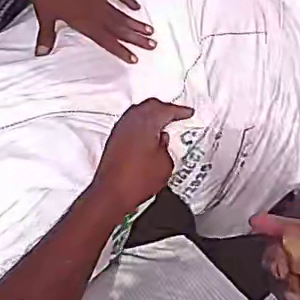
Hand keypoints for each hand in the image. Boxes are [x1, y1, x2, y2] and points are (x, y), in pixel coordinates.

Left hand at [31, 0, 155, 62]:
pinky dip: (127, 0)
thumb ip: (46, 35)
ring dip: (136, 24)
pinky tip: (135, 6)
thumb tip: (41, 52)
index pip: (107, 40)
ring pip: (121, 14)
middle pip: (120, 28)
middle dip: (136, 39)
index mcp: (85, 22)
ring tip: (149, 30)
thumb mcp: (45, 14)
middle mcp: (96, 12)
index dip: (120, 50)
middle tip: (152, 45)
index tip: (134, 58)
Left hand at [86, 99, 193, 218]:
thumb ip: (166, 147)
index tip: (188, 112)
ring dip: (151, 115)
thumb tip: (162, 140)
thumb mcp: (165, 164)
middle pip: (150, 106)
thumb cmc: (137, 180)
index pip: (167, 110)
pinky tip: (148, 134)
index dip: (180, 111)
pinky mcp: (113, 140)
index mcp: (146, 122)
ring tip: (163, 124)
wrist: (112, 193)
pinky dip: (142, 125)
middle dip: (165, 108)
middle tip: (176, 114)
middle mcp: (131, 121)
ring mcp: (120, 129)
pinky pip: (131, 124)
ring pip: (138, 113)